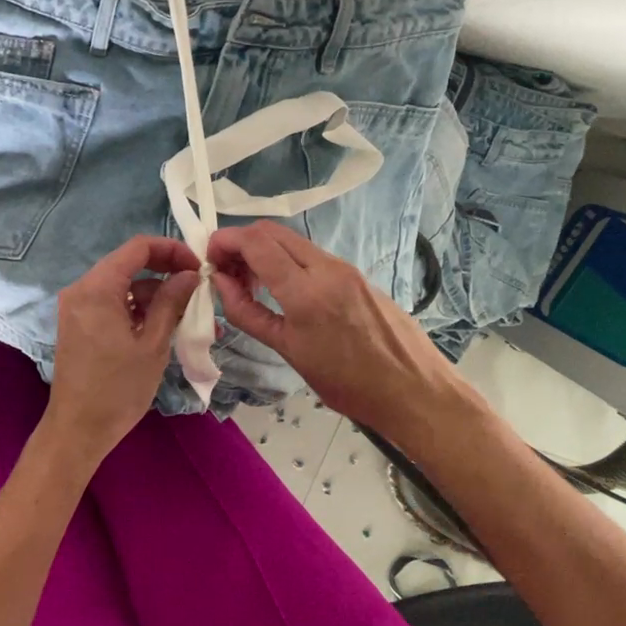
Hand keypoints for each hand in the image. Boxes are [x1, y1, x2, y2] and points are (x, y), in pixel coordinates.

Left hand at [42, 235, 201, 464]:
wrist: (78, 428)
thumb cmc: (118, 389)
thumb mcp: (153, 344)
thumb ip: (170, 302)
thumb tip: (190, 274)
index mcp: (96, 288)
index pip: (137, 248)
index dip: (171, 250)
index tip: (200, 267)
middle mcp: (81, 289)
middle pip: (129, 265)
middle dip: (166, 274)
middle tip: (199, 291)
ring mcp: (76, 306)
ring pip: (122, 287)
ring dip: (154, 297)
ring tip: (191, 317)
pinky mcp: (78, 323)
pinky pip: (112, 304)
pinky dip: (137, 310)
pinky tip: (164, 327)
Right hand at [206, 221, 483, 445]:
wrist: (417, 393)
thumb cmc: (348, 382)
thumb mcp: (288, 351)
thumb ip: (248, 312)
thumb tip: (220, 282)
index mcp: (306, 290)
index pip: (255, 242)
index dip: (224, 241)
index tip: (208, 259)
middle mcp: (326, 268)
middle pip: (272, 232)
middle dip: (240, 242)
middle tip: (225, 270)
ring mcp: (346, 269)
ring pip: (292, 241)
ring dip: (263, 251)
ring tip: (250, 284)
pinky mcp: (358, 276)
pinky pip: (311, 256)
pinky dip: (286, 261)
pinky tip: (282, 291)